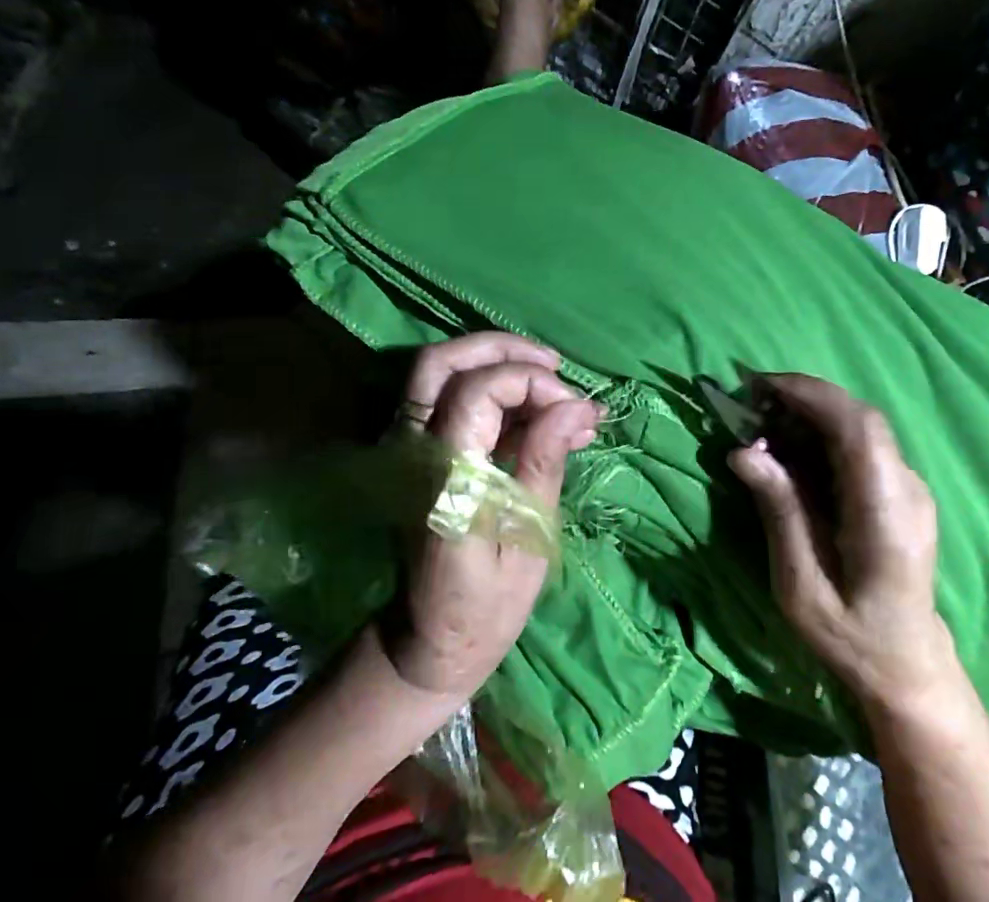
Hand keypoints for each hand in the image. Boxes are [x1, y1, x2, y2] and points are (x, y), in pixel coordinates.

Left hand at [386, 333, 600, 698]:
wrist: (429, 641)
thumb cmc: (486, 605)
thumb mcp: (529, 539)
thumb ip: (545, 463)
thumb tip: (579, 406)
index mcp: (446, 476)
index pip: (476, 390)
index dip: (529, 382)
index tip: (574, 408)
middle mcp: (415, 452)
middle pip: (441, 362)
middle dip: (502, 349)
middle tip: (555, 365)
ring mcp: (409, 451)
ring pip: (437, 373)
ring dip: (493, 361)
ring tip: (550, 379)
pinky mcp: (418, 456)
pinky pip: (446, 400)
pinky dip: (489, 390)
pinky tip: (535, 411)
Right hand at [726, 375, 957, 711]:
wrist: (906, 664)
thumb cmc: (849, 636)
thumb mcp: (799, 585)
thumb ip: (779, 513)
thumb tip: (742, 452)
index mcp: (886, 514)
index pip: (859, 429)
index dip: (810, 395)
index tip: (757, 387)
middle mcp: (907, 490)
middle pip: (860, 418)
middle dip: (802, 398)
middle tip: (748, 403)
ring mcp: (909, 489)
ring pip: (860, 427)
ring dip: (808, 414)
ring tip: (758, 423)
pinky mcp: (899, 492)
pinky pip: (859, 447)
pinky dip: (819, 434)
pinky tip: (786, 449)